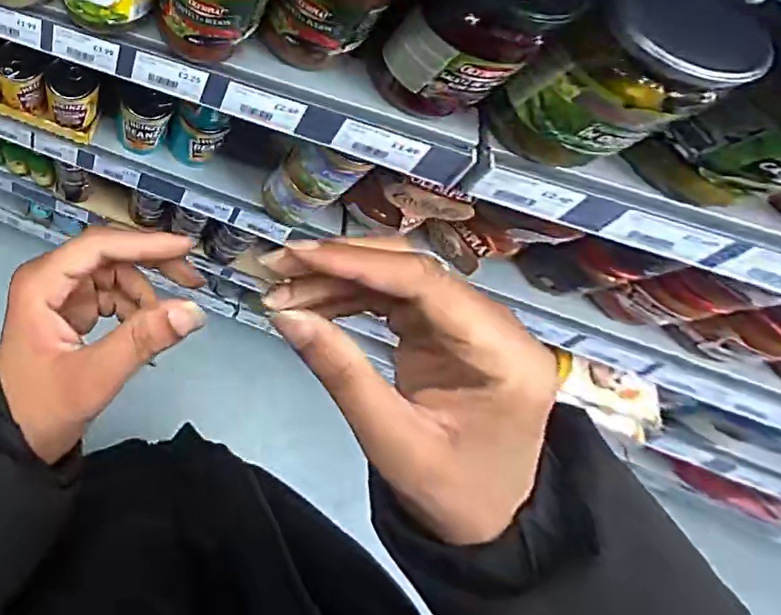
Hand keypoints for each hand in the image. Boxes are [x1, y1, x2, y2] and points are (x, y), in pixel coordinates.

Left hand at [0, 228, 209, 463]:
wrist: (12, 440)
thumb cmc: (38, 409)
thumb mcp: (93, 378)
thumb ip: (141, 341)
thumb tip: (189, 311)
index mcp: (40, 283)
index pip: (98, 246)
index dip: (143, 243)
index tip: (182, 247)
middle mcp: (48, 277)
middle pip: (107, 253)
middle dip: (150, 261)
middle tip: (190, 276)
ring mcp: (59, 292)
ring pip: (112, 271)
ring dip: (144, 288)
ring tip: (165, 319)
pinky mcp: (70, 308)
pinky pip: (109, 292)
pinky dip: (132, 305)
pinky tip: (146, 325)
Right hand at [261, 237, 557, 544]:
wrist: (484, 522)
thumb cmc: (452, 491)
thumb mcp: (393, 440)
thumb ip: (341, 373)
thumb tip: (286, 315)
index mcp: (502, 352)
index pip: (424, 281)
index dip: (356, 262)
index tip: (298, 256)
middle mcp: (491, 323)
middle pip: (406, 267)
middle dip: (336, 262)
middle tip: (278, 267)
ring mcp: (465, 319)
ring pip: (390, 274)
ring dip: (333, 276)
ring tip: (282, 290)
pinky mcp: (440, 324)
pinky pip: (387, 292)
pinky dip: (344, 292)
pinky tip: (309, 301)